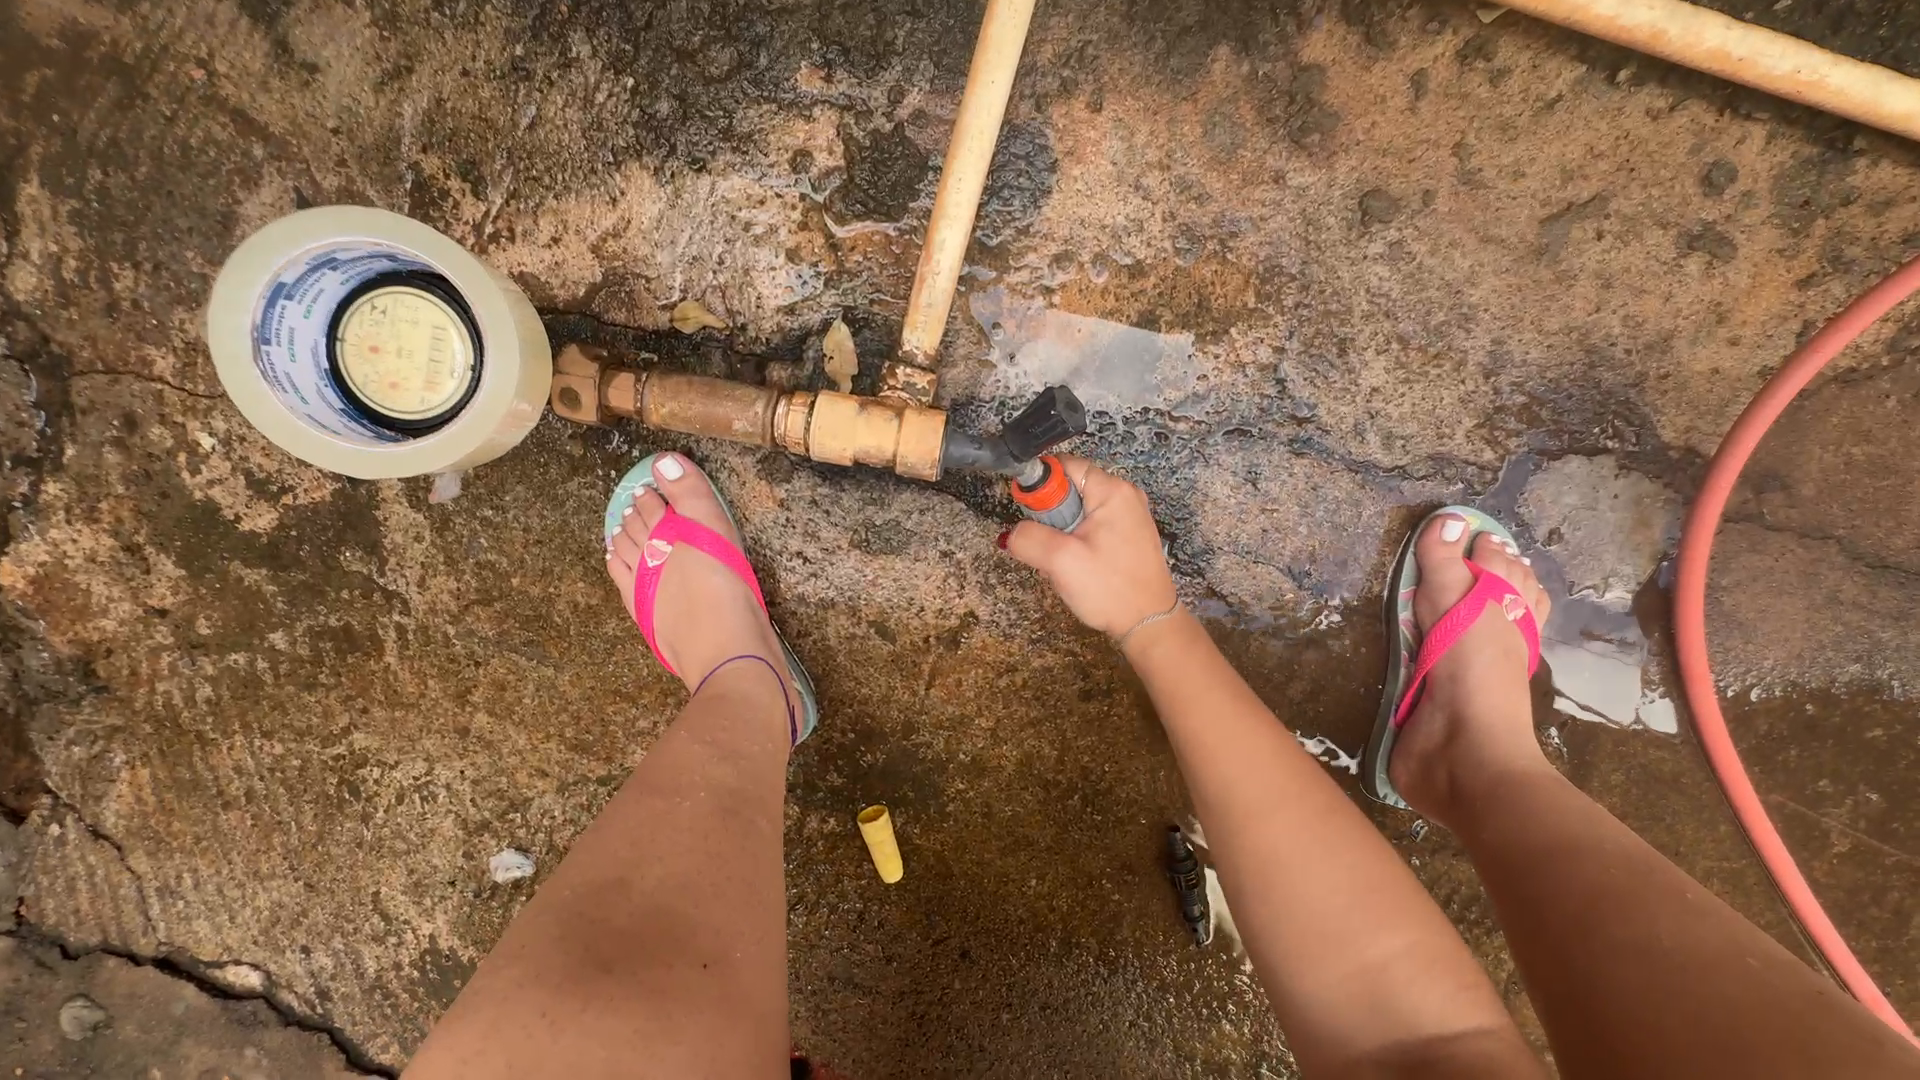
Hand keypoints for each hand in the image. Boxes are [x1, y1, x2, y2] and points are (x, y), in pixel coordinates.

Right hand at [1000, 455, 1177, 636]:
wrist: (1149, 624)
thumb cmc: (1112, 590)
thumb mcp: (1060, 561)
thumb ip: (1027, 538)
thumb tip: (1011, 534)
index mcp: (1112, 491)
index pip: (1063, 466)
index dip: (1040, 487)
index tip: (1030, 515)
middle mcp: (1124, 496)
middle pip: (1069, 490)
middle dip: (1050, 519)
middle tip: (1050, 548)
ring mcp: (1128, 517)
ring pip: (1077, 514)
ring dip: (1061, 537)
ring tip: (1065, 564)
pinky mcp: (1127, 536)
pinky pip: (1090, 529)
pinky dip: (1076, 546)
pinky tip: (1078, 569)